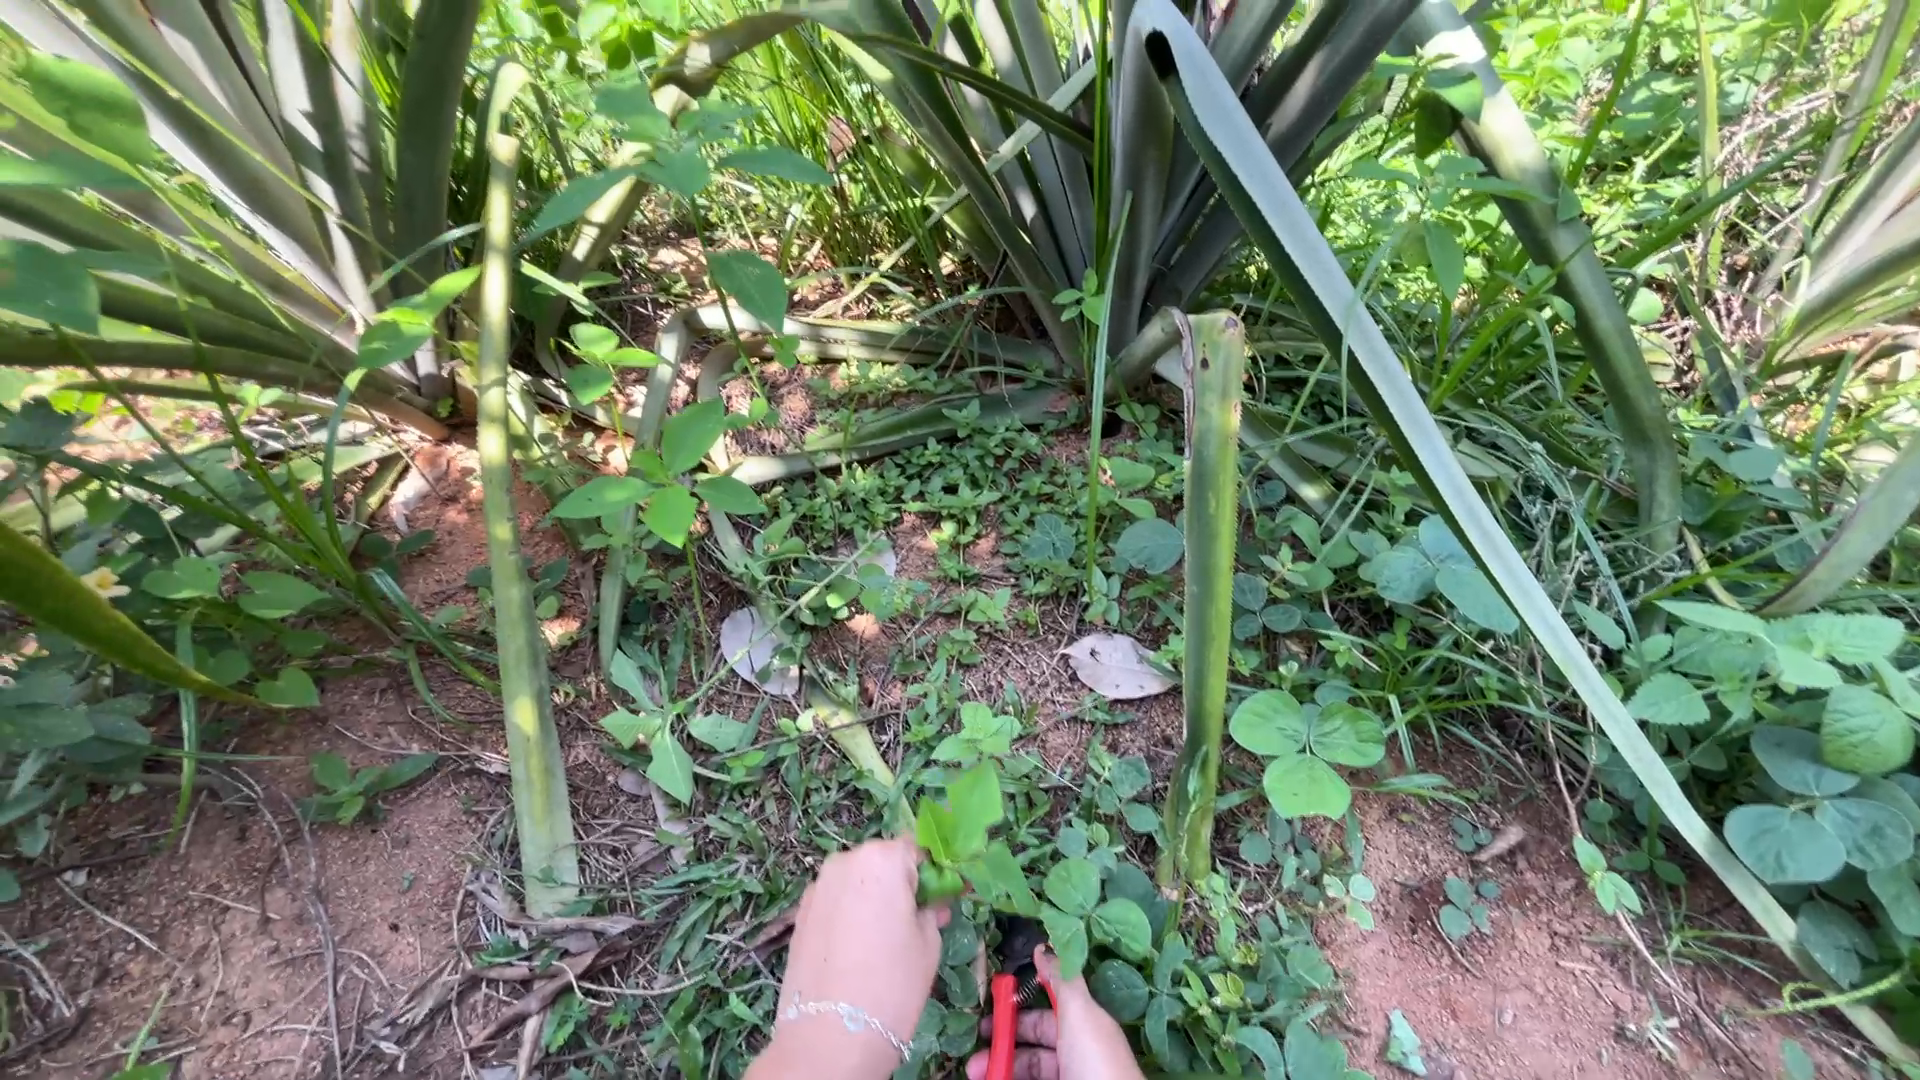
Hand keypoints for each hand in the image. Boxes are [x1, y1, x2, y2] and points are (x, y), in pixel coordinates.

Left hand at [749, 837, 949, 1079]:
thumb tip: (933, 901)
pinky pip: (835, 901)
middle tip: (913, 923)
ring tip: (882, 942)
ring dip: (872, 899)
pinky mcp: (800, 912)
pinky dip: (848, 914)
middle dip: (899, 885)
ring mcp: (819, 885)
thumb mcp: (928, 942)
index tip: (939, 899)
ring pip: (857, 881)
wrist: (829, 1038)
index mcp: (882, 858)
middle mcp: (846, 860)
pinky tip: (855, 950)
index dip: (930, 873)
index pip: (915, 849)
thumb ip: (932, 909)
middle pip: (882, 862)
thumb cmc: (891, 983)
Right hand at [967, 946, 1144, 1079]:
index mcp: (1082, 1026)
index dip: (1017, 1007)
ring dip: (998, 1067)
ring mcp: (1067, 1078)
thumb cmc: (1095, 1062)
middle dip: (1000, 1043)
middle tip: (974, 1053)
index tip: (989, 1008)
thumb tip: (1043, 946)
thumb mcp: (1080, 1012)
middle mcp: (1074, 1054)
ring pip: (1026, 1070)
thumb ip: (1061, 979)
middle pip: (1031, 1044)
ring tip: (974, 1072)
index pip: (1045, 1012)